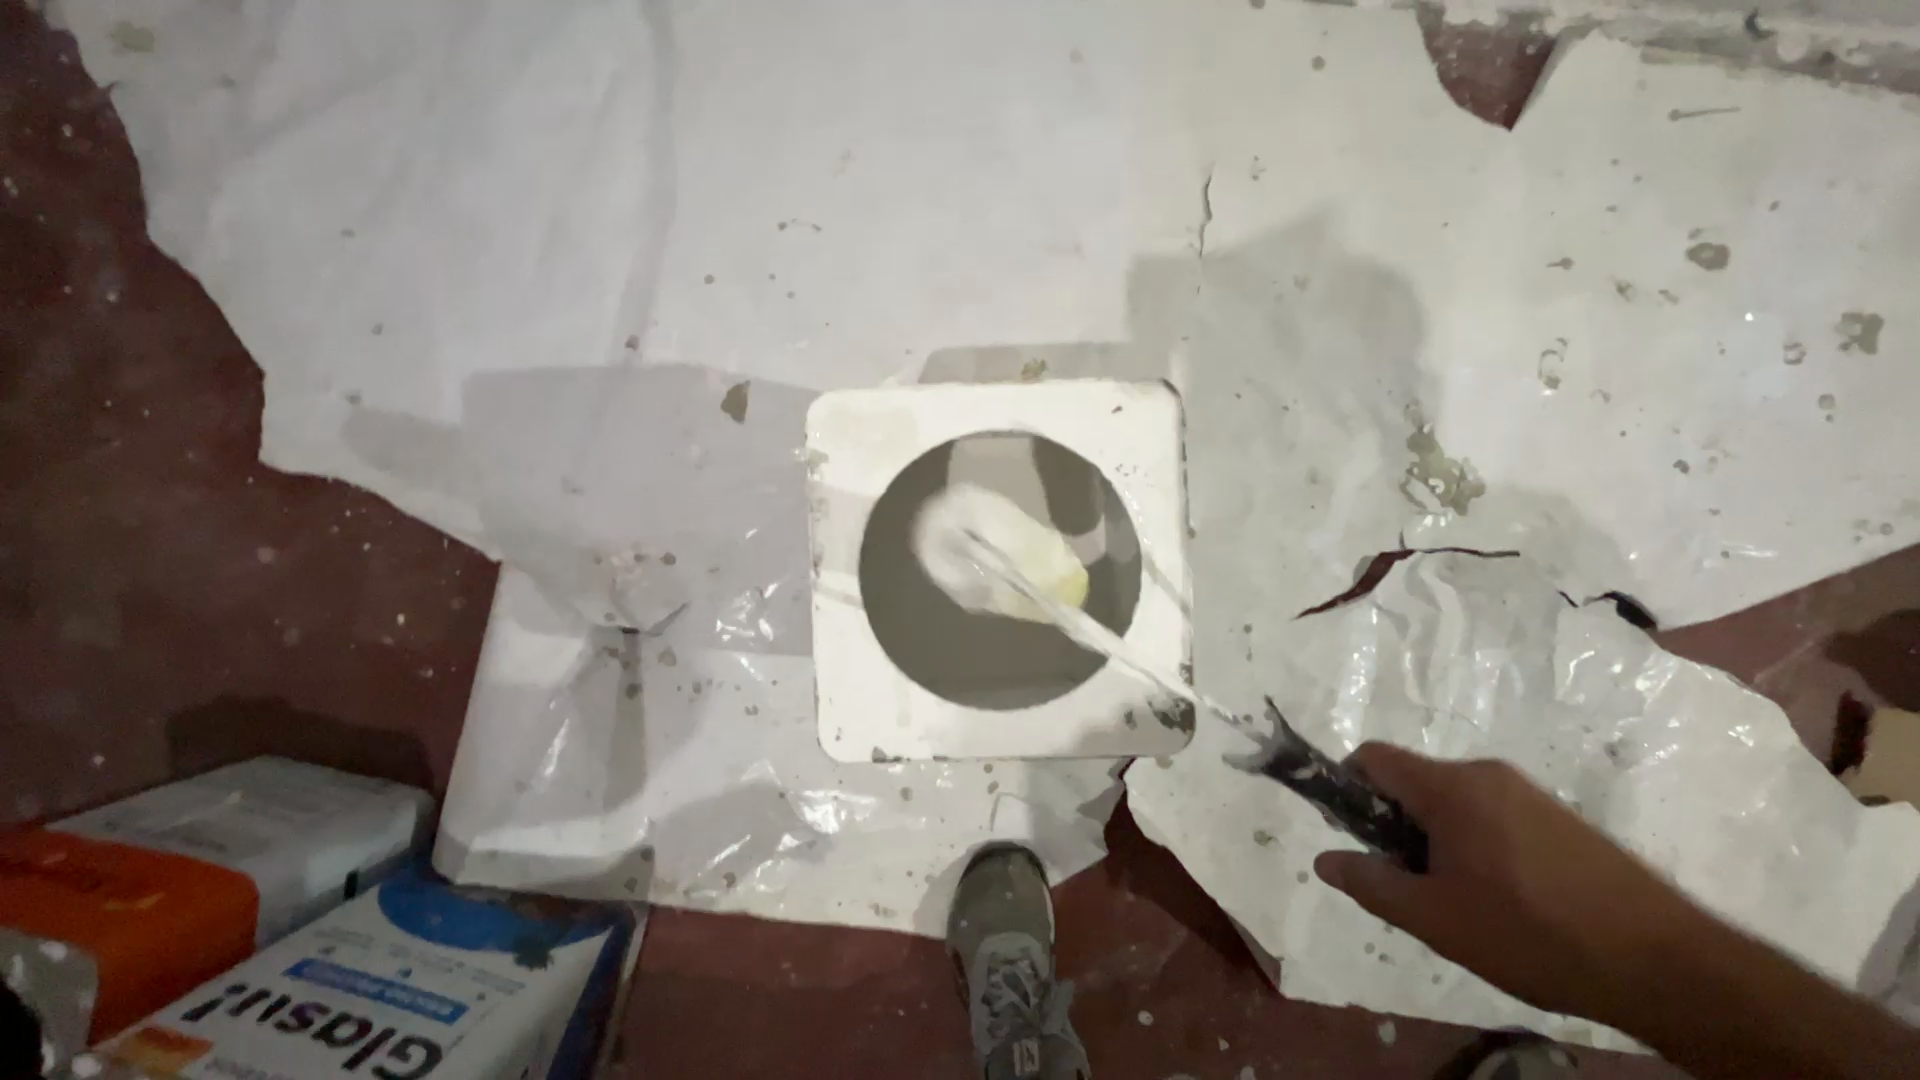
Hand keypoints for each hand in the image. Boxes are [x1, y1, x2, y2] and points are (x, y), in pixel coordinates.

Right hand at [1313, 742, 1709, 1026]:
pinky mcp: (1559, 819)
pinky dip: (1474, 846)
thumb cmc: (1532, 934)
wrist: (1667, 966)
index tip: (1354, 837)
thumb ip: (1371, 883)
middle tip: (1409, 884)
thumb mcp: (1434, 918)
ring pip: (1452, 803)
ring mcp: (1528, 794)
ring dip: (1436, 840)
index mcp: (1450, 787)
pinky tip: (1501, 902)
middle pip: (1412, 782)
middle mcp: (1486, 775)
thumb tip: (1325, 859)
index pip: (1372, 758)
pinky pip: (1491, 816)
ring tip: (1459, 902)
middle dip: (1395, 826)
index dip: (1345, 787)